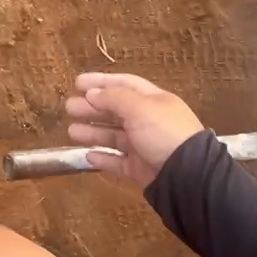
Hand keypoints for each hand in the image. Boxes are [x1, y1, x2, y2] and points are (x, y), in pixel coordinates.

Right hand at [64, 72, 204, 186]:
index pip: (124, 84)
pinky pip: (118, 161)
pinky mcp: (141, 169)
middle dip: (91, 108)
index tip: (77, 82)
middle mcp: (148, 121)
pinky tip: (88, 155)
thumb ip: (114, 98)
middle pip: (115, 110)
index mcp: (153, 101)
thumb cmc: (164, 133)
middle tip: (69, 108)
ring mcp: (145, 146)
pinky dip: (103, 158)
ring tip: (71, 132)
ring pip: (114, 136)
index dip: (101, 81)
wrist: (188, 175)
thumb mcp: (140, 108)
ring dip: (92, 132)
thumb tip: (92, 94)